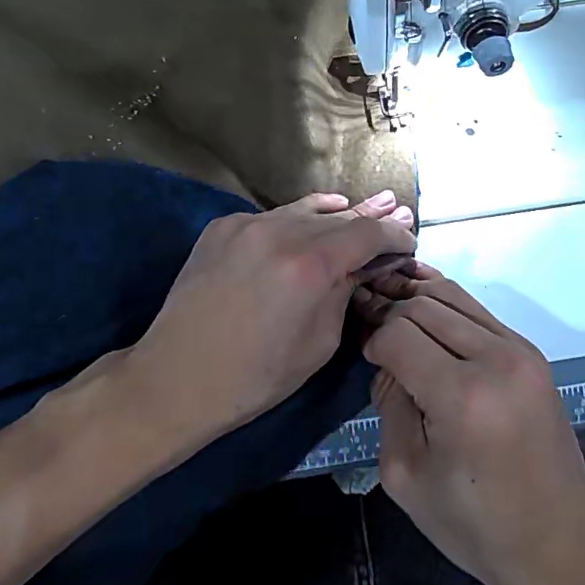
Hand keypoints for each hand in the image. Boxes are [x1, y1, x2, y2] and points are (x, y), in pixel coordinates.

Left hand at [115, 191, 414, 445]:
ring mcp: (247, 224)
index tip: (409, 241)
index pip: (368, 233)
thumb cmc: (256, 376)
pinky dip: (298, 220)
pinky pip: (273, 218)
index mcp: (310, 265)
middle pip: (340, 216)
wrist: (175, 378)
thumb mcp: (320, 342)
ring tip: (363, 205)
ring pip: (306, 211)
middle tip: (397, 209)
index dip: (395, 234)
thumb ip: (345, 292)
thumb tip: (363, 265)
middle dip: (371, 219)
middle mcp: (281, 231)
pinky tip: (313, 218)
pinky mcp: (223, 227)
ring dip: (336, 214)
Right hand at [361, 265, 584, 584]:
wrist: (558, 541)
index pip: (398, 333)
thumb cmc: (475, 523)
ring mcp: (519, 350)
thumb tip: (387, 361)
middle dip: (389, 311)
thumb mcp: (406, 475)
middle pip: (424, 306)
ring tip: (387, 304)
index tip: (361, 355)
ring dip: (416, 298)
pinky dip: (446, 305)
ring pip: (453, 296)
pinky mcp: (531, 353)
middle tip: (367, 326)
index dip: (371, 338)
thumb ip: (390, 405)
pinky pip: (478, 311)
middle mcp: (495, 358)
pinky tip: (422, 306)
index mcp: (462, 395)